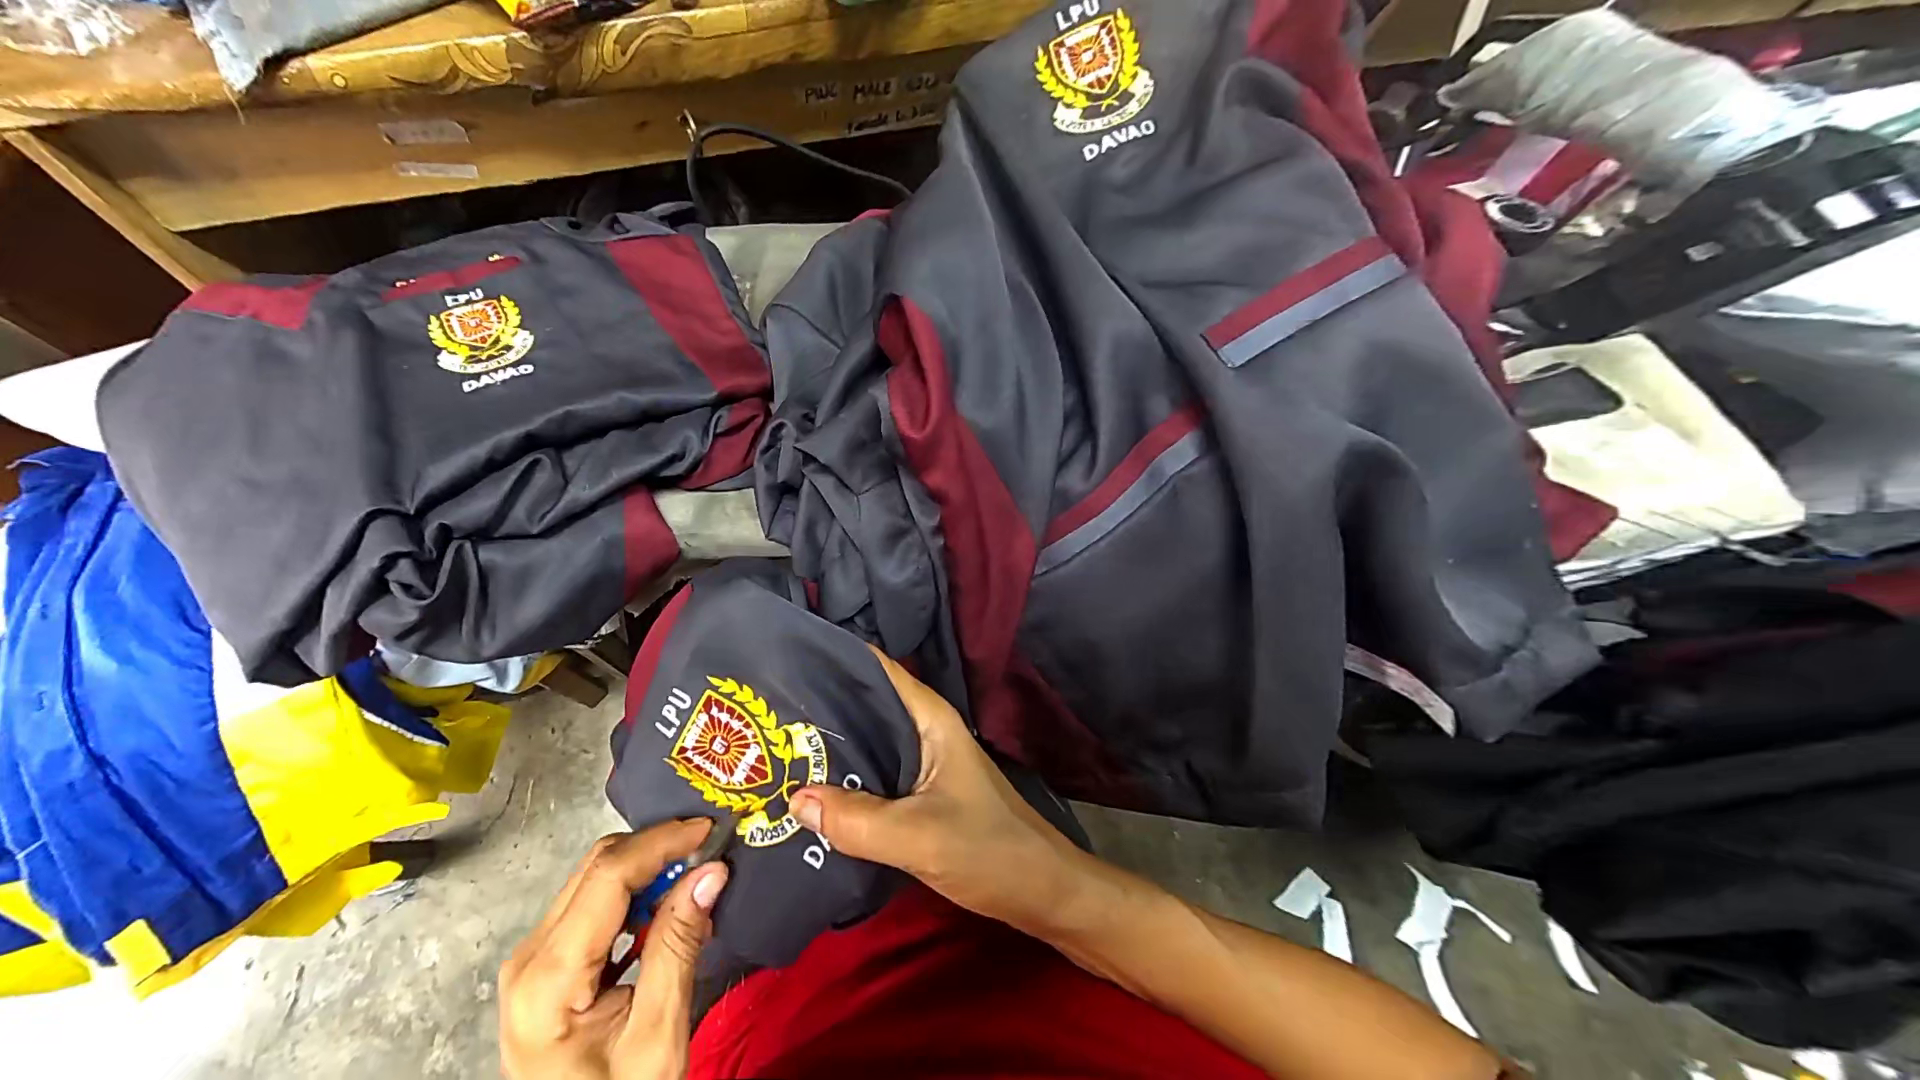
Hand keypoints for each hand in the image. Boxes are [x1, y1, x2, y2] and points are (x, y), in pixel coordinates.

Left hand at [499, 822, 729, 1079]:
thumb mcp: (657, 1035)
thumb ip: (678, 947)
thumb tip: (711, 871)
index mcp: (548, 978)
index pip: (607, 877)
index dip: (661, 842)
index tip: (710, 829)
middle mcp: (529, 956)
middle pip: (597, 868)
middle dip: (658, 847)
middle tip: (710, 847)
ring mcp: (532, 958)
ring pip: (594, 877)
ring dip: (649, 866)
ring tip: (696, 875)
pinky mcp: (546, 963)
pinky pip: (593, 902)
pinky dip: (635, 891)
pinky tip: (668, 905)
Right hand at [789, 647, 1090, 935]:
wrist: (1042, 892)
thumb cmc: (989, 851)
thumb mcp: (919, 836)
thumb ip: (857, 820)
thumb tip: (791, 797)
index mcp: (930, 719)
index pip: (878, 670)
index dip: (834, 662)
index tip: (783, 666)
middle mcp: (924, 732)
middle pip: (866, 706)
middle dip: (819, 709)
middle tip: (761, 719)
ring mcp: (922, 764)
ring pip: (868, 744)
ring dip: (829, 749)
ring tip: (771, 752)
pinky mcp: (919, 795)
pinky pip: (873, 776)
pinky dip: (844, 781)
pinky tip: (807, 795)